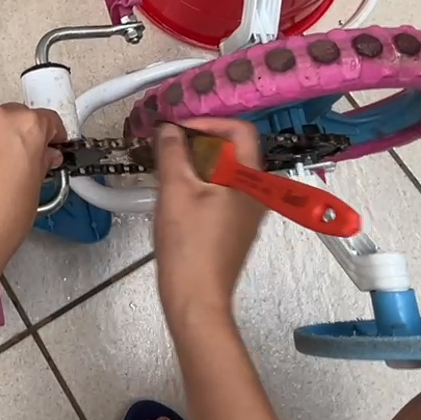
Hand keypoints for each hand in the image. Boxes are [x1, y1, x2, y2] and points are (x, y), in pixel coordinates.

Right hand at [152, 118, 265, 324]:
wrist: (196, 297)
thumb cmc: (188, 243)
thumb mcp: (175, 189)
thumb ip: (171, 152)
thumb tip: (168, 128)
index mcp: (250, 178)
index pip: (240, 130)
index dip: (207, 122)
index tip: (177, 129)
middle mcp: (256, 192)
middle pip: (232, 149)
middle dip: (197, 141)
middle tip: (165, 146)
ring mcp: (247, 212)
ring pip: (223, 171)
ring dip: (195, 162)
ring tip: (165, 168)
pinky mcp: (233, 227)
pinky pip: (220, 191)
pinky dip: (198, 182)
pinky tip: (173, 193)